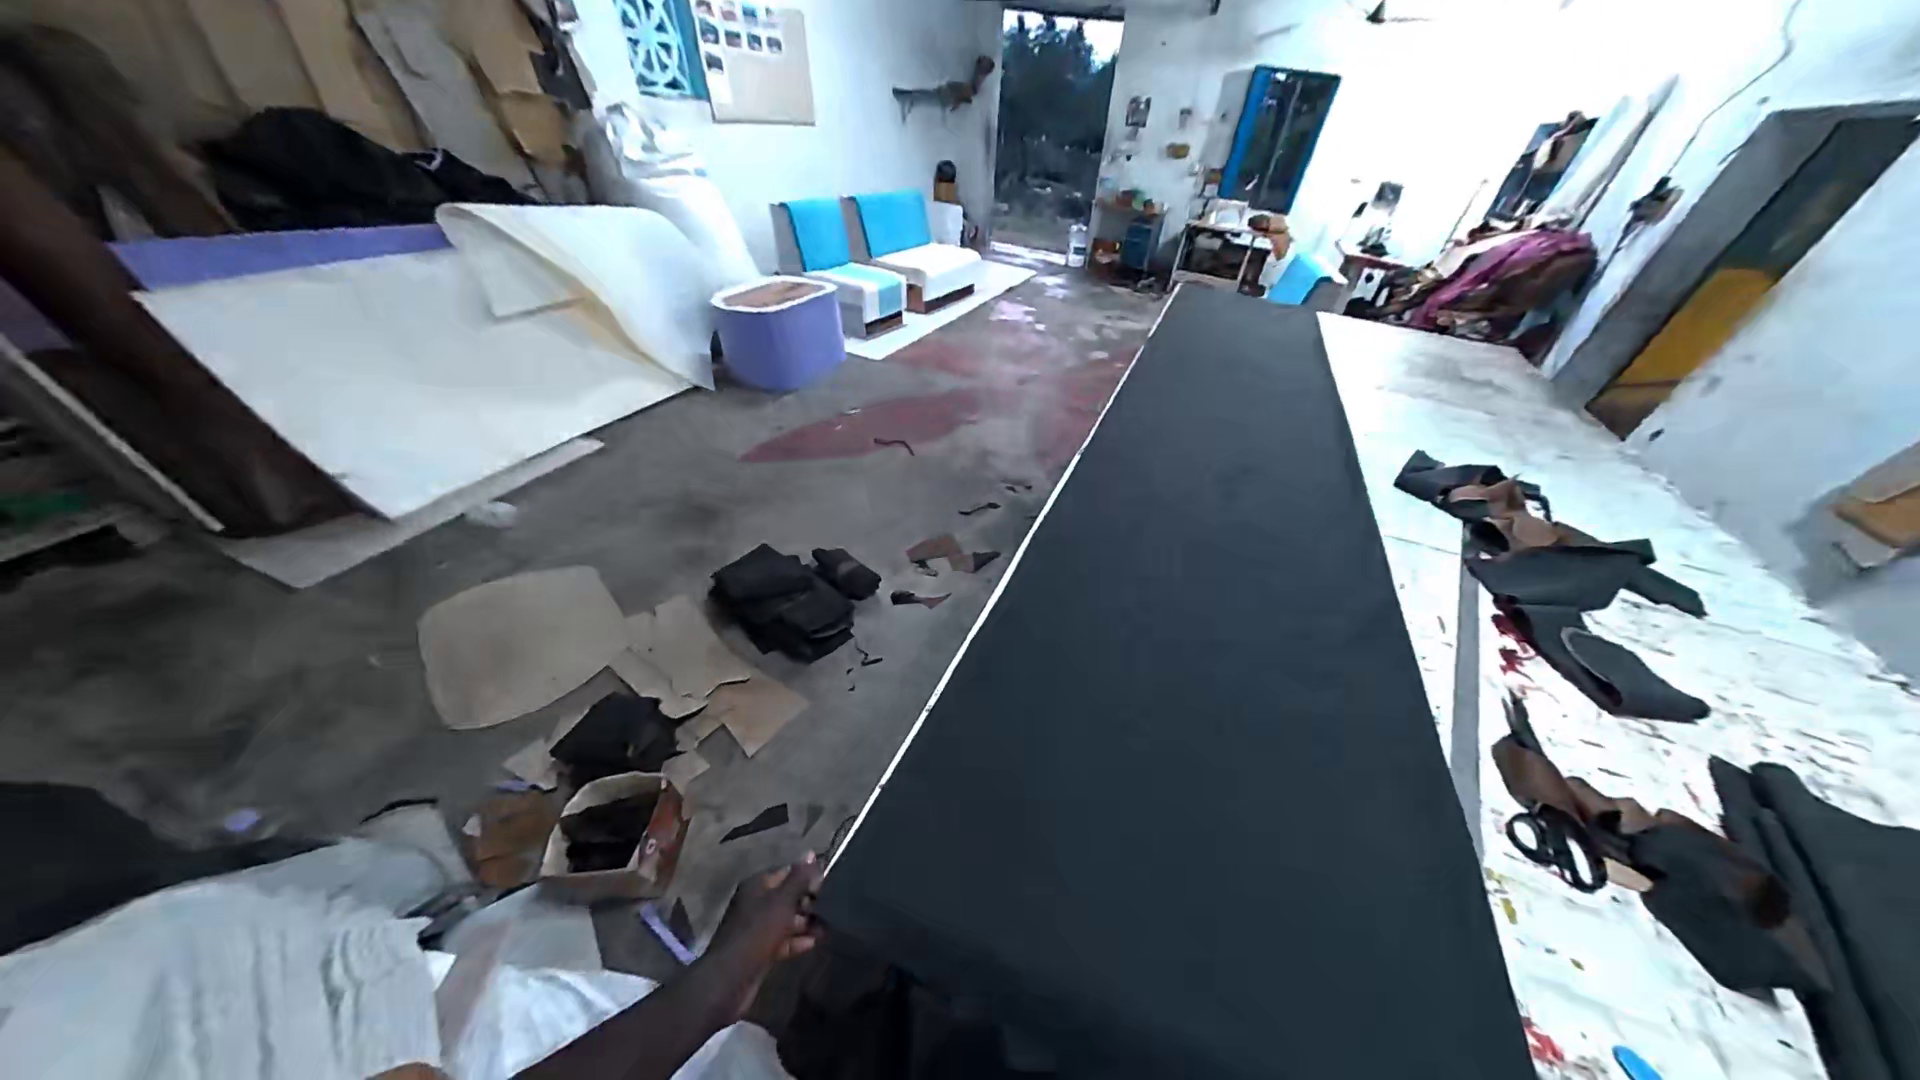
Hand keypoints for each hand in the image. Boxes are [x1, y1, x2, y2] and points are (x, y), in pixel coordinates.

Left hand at [695, 852, 823, 1019]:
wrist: (728, 980)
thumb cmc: (756, 933)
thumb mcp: (782, 902)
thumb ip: (799, 878)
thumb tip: (811, 853)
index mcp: (757, 886)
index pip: (787, 872)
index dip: (807, 876)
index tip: (829, 883)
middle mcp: (756, 903)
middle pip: (788, 896)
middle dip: (809, 901)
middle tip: (832, 905)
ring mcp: (757, 928)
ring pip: (787, 920)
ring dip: (806, 922)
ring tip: (829, 925)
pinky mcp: (760, 951)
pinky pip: (783, 940)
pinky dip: (797, 940)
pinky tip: (815, 942)